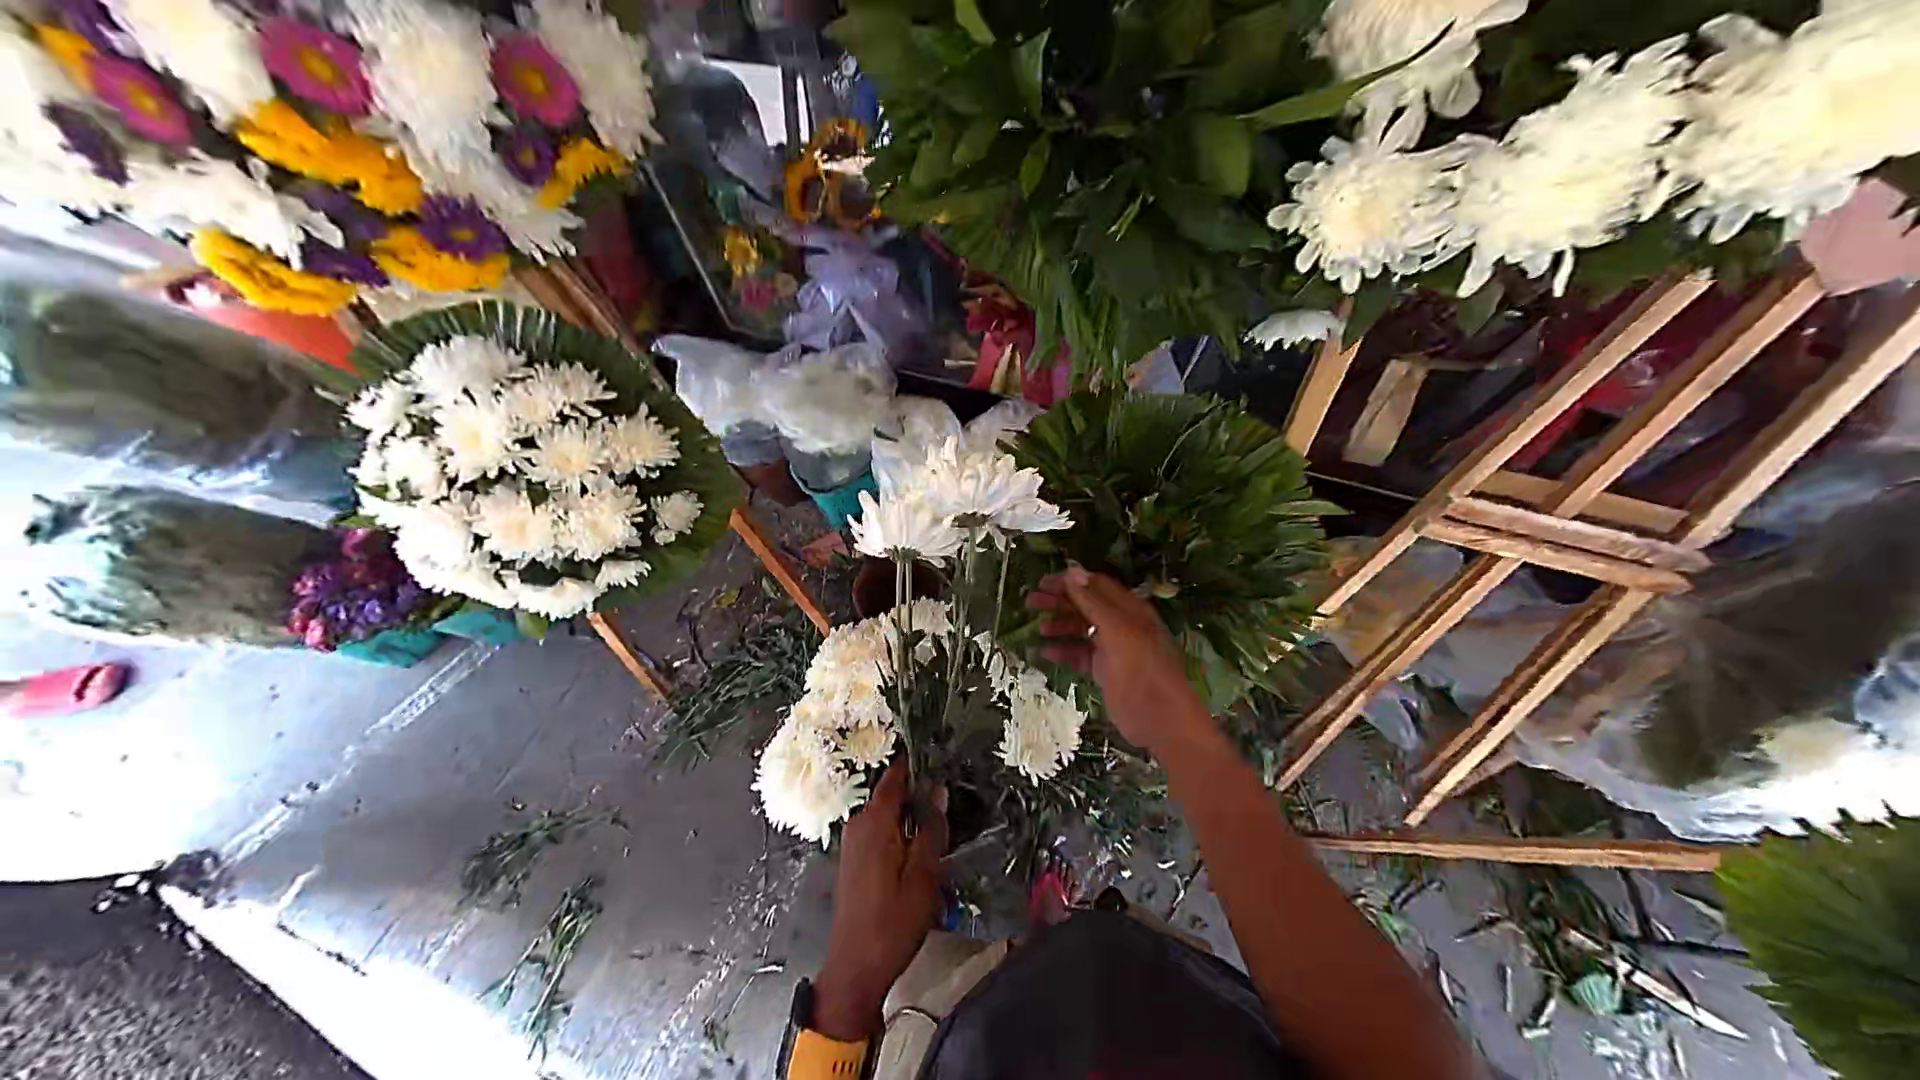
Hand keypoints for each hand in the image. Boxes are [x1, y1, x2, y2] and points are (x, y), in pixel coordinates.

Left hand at [812, 758, 948, 1041]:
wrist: (856, 967)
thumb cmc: (893, 922)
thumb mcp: (924, 875)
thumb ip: (931, 829)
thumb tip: (937, 790)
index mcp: (874, 822)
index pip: (895, 776)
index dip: (915, 760)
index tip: (938, 746)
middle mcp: (859, 824)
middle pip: (891, 793)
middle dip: (918, 787)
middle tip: (951, 784)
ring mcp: (854, 842)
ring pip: (887, 813)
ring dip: (911, 811)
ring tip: (942, 812)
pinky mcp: (855, 859)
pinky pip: (881, 830)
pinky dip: (900, 828)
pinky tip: (922, 840)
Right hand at [1027, 566, 1212, 756]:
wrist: (1161, 721)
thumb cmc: (1143, 670)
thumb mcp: (1119, 631)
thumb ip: (1094, 602)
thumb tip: (1072, 571)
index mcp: (1129, 609)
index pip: (1095, 585)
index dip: (1069, 582)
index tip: (1042, 583)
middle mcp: (1121, 625)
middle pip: (1086, 605)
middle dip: (1059, 602)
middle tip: (1030, 602)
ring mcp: (1113, 649)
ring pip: (1082, 630)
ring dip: (1060, 625)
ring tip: (1038, 628)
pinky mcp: (1105, 671)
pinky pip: (1081, 655)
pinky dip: (1065, 651)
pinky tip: (1046, 652)